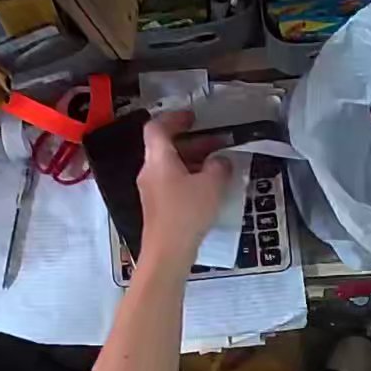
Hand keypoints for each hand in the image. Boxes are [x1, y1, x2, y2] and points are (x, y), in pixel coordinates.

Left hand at [137, 111, 231, 268]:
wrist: (167, 252)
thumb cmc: (186, 214)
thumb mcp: (211, 185)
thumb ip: (219, 167)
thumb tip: (220, 161)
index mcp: (158, 159)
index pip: (157, 127)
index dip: (174, 118)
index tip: (192, 117)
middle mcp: (149, 171)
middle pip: (165, 147)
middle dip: (192, 142)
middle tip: (216, 142)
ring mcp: (151, 190)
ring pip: (170, 166)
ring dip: (192, 160)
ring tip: (217, 164)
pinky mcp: (157, 207)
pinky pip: (172, 183)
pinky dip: (188, 177)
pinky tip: (207, 187)